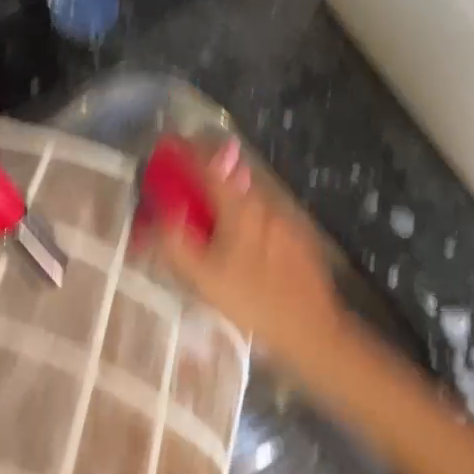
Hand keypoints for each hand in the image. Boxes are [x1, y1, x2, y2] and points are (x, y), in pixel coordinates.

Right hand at [151, 139, 346, 357]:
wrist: (312, 328)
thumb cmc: (253, 302)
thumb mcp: (203, 278)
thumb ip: (176, 241)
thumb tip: (161, 212)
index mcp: (240, 208)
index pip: (208, 166)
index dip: (188, 153)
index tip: (171, 145)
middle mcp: (265, 203)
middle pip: (231, 176)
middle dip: (207, 173)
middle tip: (185, 183)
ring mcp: (287, 218)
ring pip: (249, 196)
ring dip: (228, 195)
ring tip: (210, 213)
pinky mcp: (299, 236)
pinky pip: (265, 215)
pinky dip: (247, 215)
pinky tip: (241, 240)